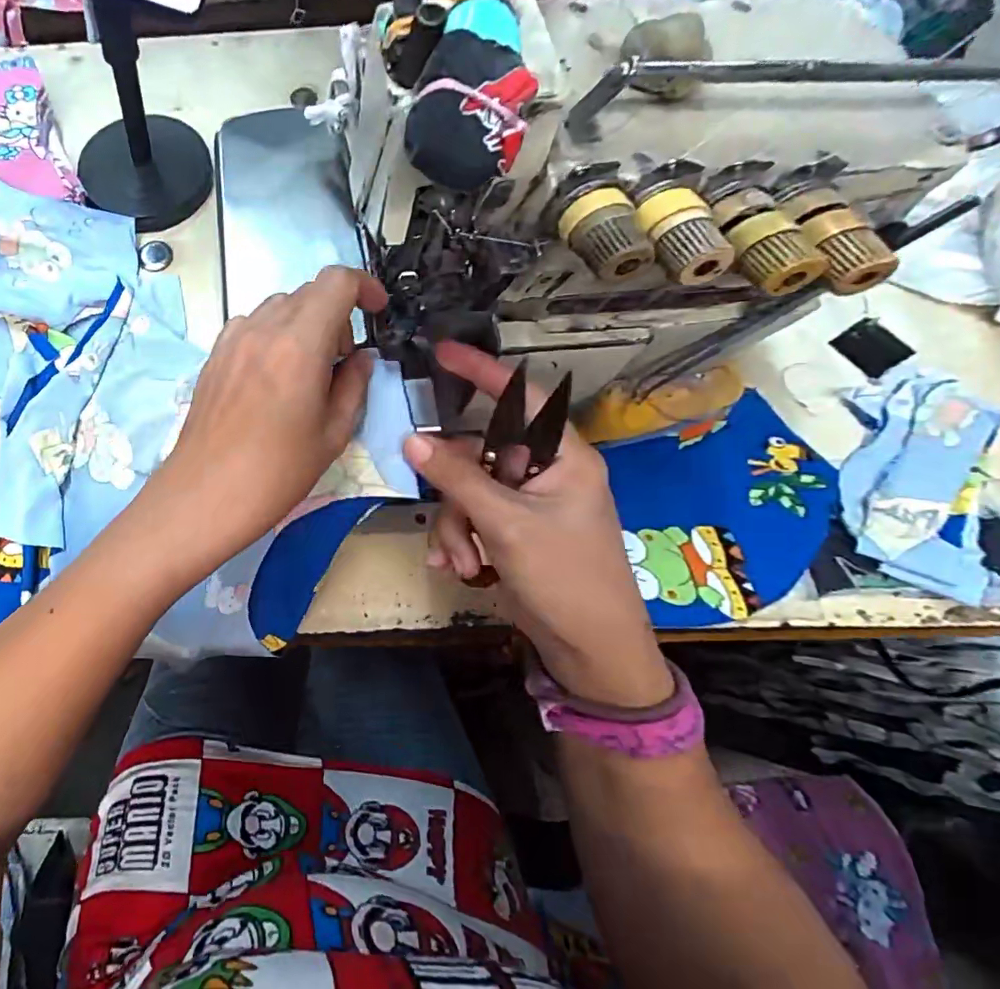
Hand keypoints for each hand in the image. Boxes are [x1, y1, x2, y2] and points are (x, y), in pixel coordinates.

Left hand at [145, 266, 387, 560]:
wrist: (205, 495)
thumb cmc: (276, 473)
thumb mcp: (332, 434)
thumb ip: (354, 386)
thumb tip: (360, 359)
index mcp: (299, 345)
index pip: (337, 281)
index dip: (365, 287)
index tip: (376, 311)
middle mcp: (263, 330)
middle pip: (309, 292)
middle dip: (337, 315)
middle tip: (341, 361)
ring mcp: (232, 340)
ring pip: (279, 307)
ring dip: (304, 324)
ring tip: (307, 372)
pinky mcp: (214, 356)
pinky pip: (252, 326)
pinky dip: (273, 335)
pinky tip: (273, 377)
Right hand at [404, 342, 673, 707]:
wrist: (588, 646)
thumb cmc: (564, 576)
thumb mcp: (506, 524)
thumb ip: (457, 478)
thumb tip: (412, 437)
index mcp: (564, 457)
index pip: (520, 399)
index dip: (482, 373)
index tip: (443, 353)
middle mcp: (544, 471)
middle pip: (477, 455)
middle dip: (456, 495)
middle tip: (453, 527)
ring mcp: (525, 502)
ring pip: (466, 490)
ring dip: (455, 527)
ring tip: (463, 562)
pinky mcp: (510, 528)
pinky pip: (469, 516)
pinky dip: (458, 539)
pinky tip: (459, 568)